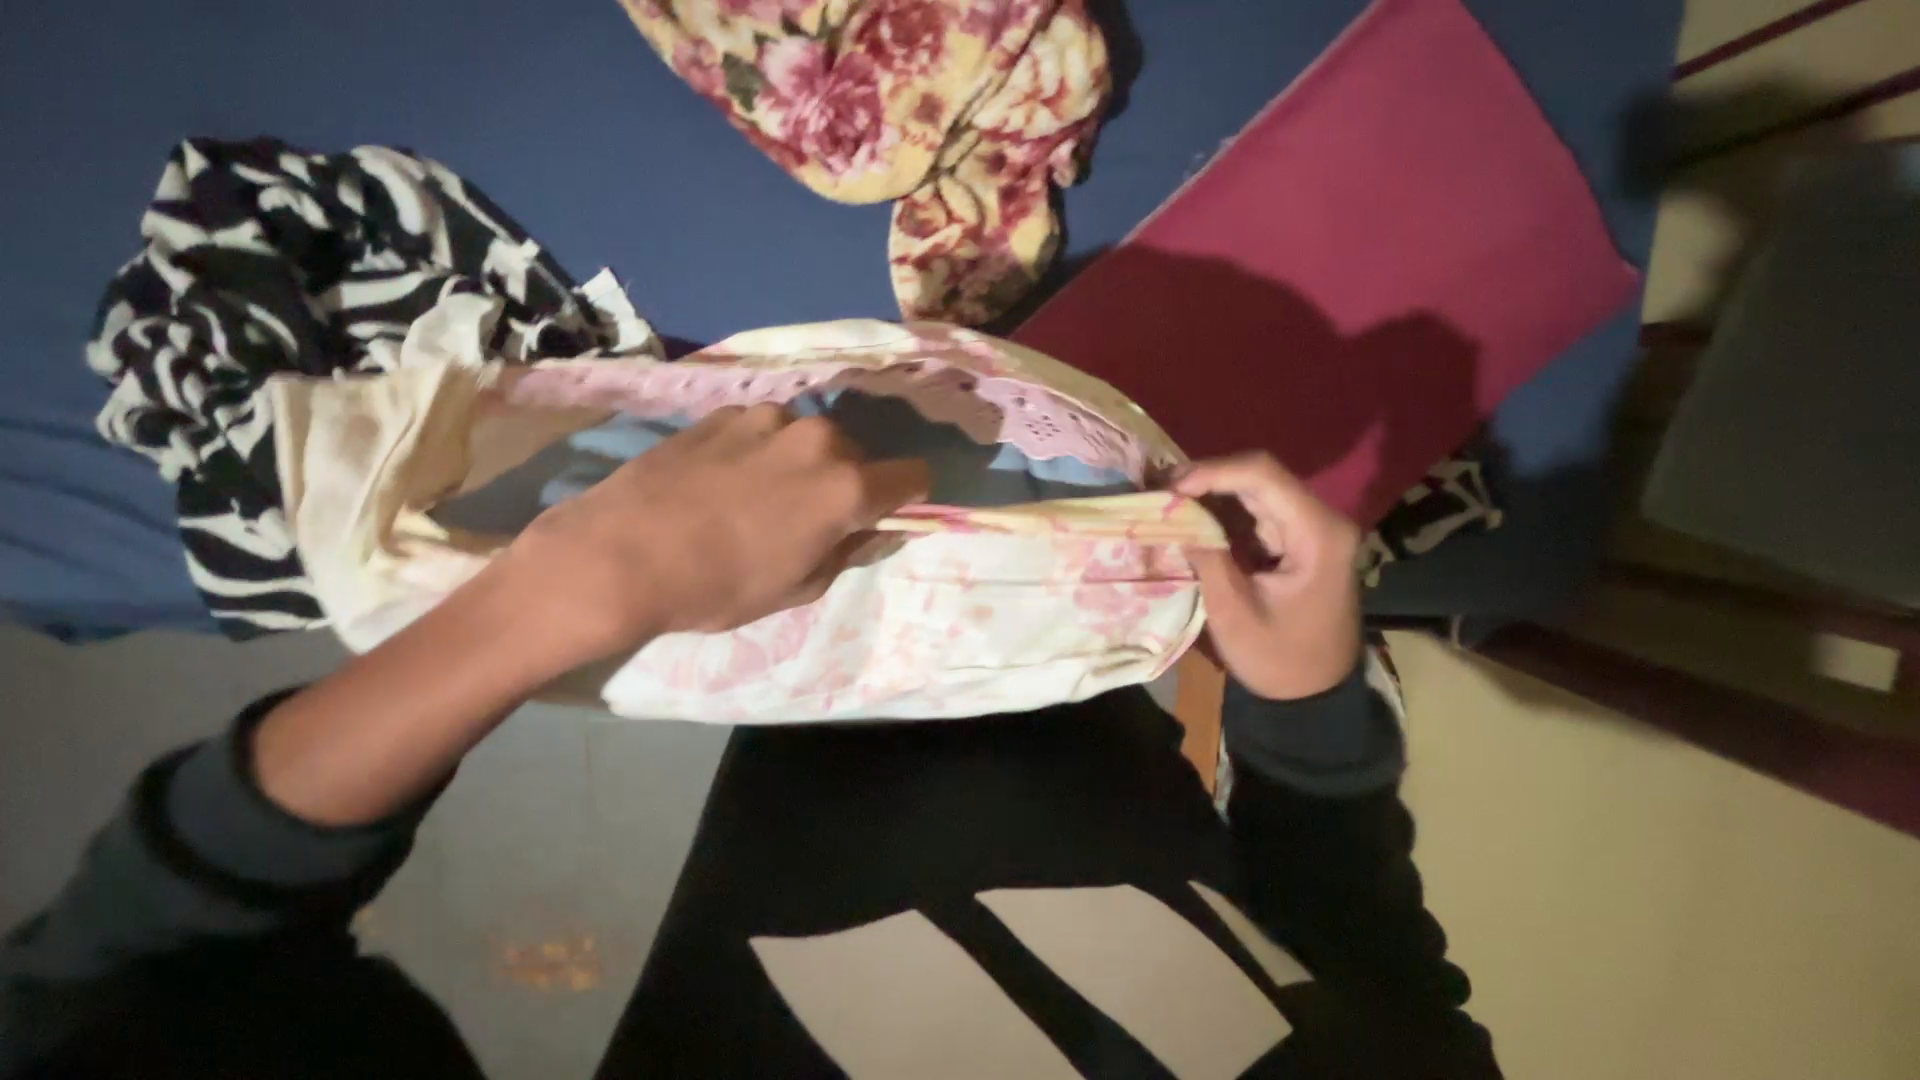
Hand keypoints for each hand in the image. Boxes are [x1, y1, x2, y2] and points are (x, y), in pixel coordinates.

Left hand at [499, 404, 929, 668]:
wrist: (619, 554)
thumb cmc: (718, 586)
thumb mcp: (798, 588)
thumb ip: (848, 551)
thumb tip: (871, 530)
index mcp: (847, 487)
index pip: (913, 476)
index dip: (906, 499)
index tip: (884, 515)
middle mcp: (818, 438)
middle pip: (858, 454)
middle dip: (846, 481)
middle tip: (807, 517)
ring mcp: (767, 417)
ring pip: (808, 438)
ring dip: (800, 462)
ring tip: (755, 498)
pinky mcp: (723, 410)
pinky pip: (763, 429)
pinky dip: (759, 450)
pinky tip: (721, 481)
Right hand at [1174, 452, 1362, 699]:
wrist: (1314, 695)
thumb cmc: (1278, 659)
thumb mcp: (1234, 612)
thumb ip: (1206, 556)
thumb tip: (1171, 516)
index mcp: (1317, 533)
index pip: (1262, 475)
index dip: (1211, 472)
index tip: (1169, 489)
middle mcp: (1320, 519)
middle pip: (1258, 476)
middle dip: (1205, 479)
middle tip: (1157, 492)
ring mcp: (1310, 528)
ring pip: (1254, 489)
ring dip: (1209, 492)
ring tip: (1165, 501)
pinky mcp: (1296, 540)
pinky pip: (1255, 511)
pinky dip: (1219, 511)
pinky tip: (1188, 517)